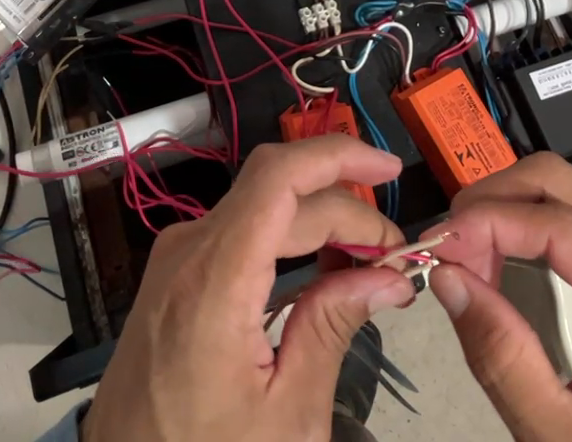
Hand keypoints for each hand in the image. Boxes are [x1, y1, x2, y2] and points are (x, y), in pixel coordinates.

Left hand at [83, 136, 417, 440]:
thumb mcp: (285, 414)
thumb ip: (332, 329)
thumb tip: (385, 278)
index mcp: (214, 276)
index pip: (279, 175)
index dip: (338, 156)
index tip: (391, 171)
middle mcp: (188, 248)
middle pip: (278, 192)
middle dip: (345, 210)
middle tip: (396, 258)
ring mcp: (176, 258)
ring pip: (260, 208)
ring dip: (318, 221)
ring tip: (368, 261)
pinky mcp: (174, 274)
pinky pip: (239, 232)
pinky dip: (287, 239)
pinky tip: (321, 269)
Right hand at [428, 154, 571, 441]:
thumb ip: (504, 361)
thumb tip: (444, 276)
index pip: (564, 228)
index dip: (489, 223)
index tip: (433, 247)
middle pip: (565, 188)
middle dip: (493, 203)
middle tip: (446, 252)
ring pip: (566, 194)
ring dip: (504, 212)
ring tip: (464, 261)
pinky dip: (523, 228)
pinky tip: (495, 261)